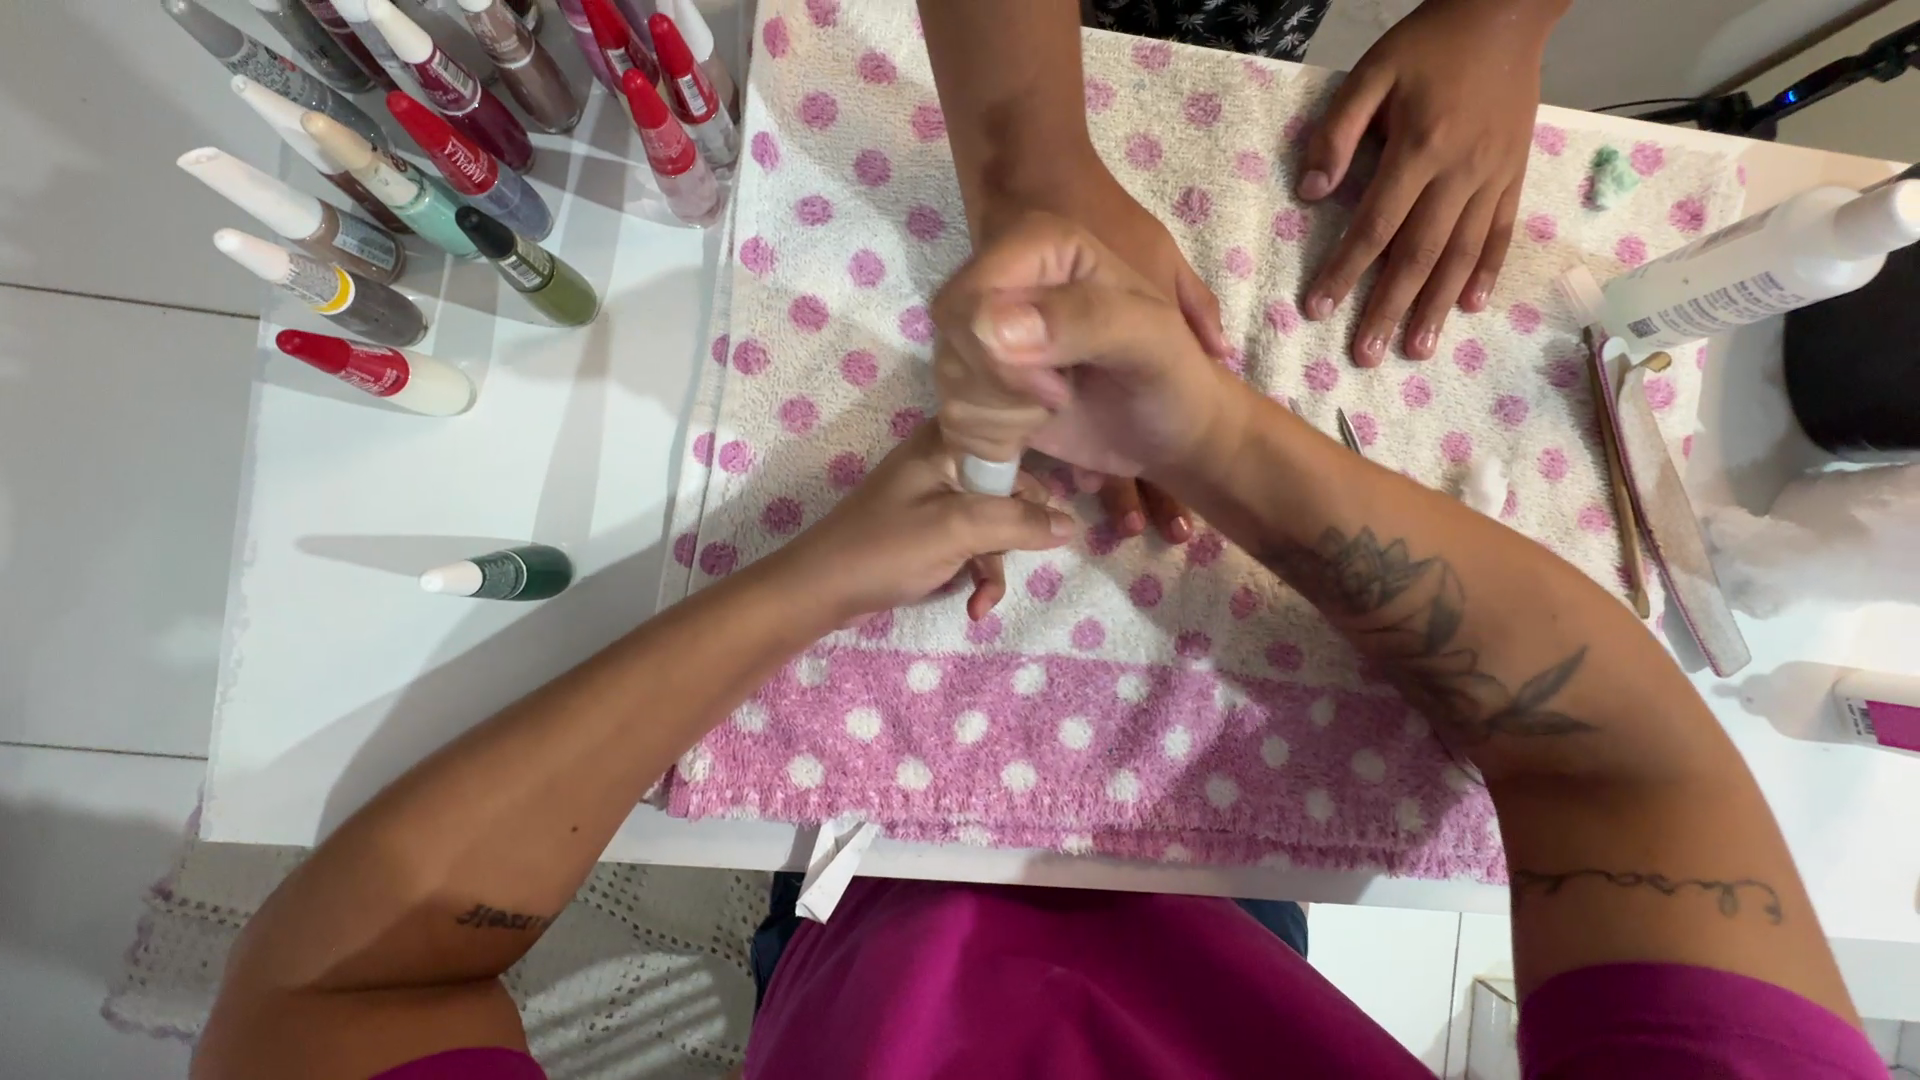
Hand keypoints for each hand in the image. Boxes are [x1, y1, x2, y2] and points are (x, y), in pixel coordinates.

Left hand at [783, 422, 1074, 622]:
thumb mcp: (958, 530)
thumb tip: (1070, 525)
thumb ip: (1018, 522)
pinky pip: (972, 544)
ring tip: (983, 601)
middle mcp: (945, 462)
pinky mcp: (930, 531)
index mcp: (948, 444)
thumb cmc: (887, 548)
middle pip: (1011, 489)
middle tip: (1021, 560)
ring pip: (994, 522)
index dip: (1039, 474)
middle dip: (1019, 534)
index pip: (1015, 443)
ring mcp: (936, 499)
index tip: (1060, 512)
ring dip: (995, 564)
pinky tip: (973, 607)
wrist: (821, 591)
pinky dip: (977, 573)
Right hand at [977, 161, 1225, 541]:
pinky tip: (1033, 432)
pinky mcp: (982, 385)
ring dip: (1003, 417)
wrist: (1173, 433)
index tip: (1056, 385)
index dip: (995, 353)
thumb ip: (1085, 320)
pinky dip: (992, 438)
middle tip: (1061, 398)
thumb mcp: (1153, 341)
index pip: (967, 298)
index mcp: (1040, 250)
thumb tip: (994, 330)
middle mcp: (1003, 287)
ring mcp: (987, 339)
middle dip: (1003, 389)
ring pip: (948, 382)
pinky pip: (952, 416)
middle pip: (951, 341)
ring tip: (1058, 409)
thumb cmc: (1174, 379)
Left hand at [1298, 0, 1562, 365]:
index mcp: (1420, 149)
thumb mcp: (1370, 75)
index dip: (1344, 271)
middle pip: (1418, 253)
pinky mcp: (1515, 174)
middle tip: (1366, 355)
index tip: (1317, 310)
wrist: (1510, 6)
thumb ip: (1338, 133)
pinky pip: (1503, 231)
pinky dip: (1488, 271)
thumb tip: (1310, 192)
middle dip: (1389, 308)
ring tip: (1417, 349)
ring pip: (1462, 253)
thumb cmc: (1428, 45)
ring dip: (1437, 306)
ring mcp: (1494, 176)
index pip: (1374, 226)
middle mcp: (1460, 172)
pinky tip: (1472, 307)